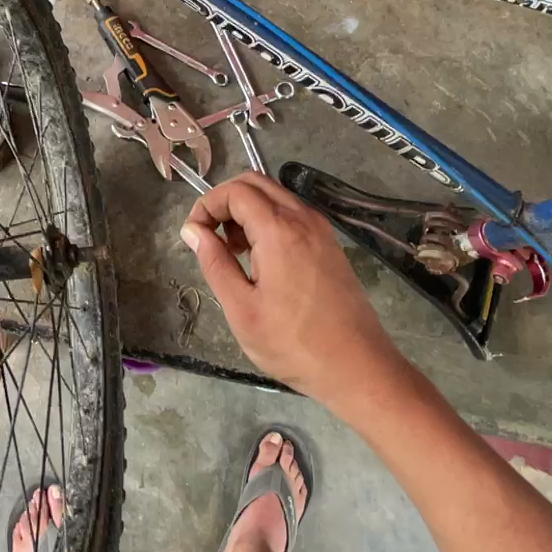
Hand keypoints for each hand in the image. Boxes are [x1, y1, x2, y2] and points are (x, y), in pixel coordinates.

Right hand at [182, 173, 414, 417]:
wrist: (358, 369)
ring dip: (246, 211)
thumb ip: (214, 262)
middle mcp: (303, 219)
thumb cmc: (293, 343)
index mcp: (279, 230)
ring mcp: (321, 230)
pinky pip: (291, 214)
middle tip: (210, 237)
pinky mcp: (330, 244)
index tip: (194, 235)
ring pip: (274, 196)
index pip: (234, 191)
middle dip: (224, 202)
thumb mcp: (241, 308)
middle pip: (255, 183)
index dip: (206, 205)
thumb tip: (192, 230)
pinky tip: (260, 260)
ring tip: (233, 252)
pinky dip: (267, 222)